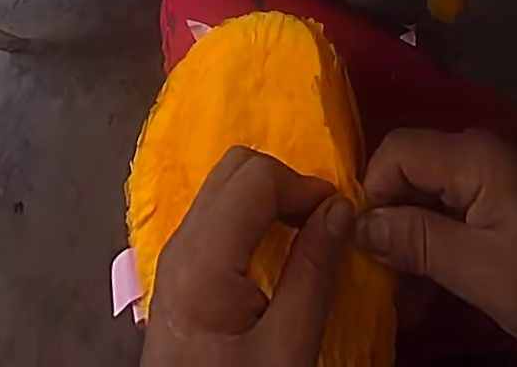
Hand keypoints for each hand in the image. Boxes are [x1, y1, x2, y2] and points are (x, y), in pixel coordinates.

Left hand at [141, 146, 355, 366]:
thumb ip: (313, 271)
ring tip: (302, 229)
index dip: (303, 184)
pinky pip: (218, 210)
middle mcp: (182, 243)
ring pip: (226, 183)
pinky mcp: (180, 268)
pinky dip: (252, 210)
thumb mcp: (287, 350)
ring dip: (269, 193)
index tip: (336, 213)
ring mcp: (176, 254)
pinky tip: (274, 244)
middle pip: (236, 167)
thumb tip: (340, 209)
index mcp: (204, 259)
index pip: (257, 177)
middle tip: (318, 217)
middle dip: (284, 180)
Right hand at [355, 129, 516, 366]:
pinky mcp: (510, 204)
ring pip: (431, 198)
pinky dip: (439, 248)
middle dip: (389, 224)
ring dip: (412, 244)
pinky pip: (457, 214)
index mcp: (475, 154)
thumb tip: (356, 222)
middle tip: (377, 284)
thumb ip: (416, 240)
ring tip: (401, 302)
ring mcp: (498, 178)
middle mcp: (482, 153)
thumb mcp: (483, 272)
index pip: (396, 150)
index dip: (372, 194)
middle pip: (412, 172)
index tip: (363, 249)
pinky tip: (429, 292)